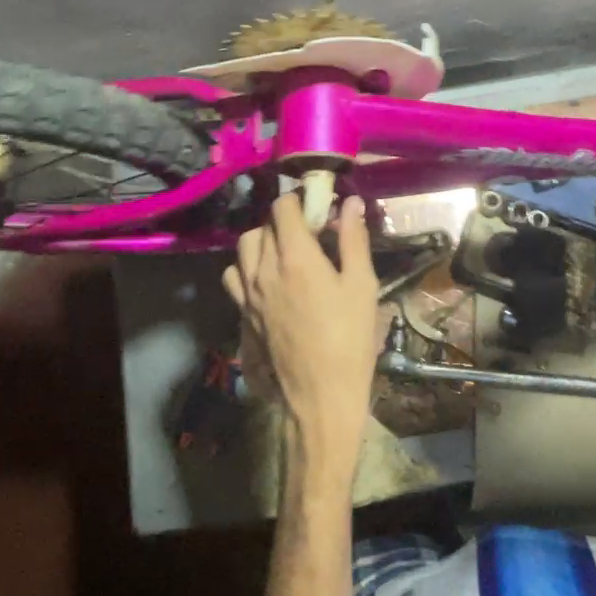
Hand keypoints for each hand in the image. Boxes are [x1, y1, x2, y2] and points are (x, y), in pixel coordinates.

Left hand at [223, 193, 380, 450]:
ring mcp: (247, 292)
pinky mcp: (242, 313)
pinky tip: (266, 280)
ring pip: (242, 248)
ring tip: (284, 253)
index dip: (298, 201)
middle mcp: (264, 268)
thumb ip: (354, 240)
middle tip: (308, 232)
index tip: (316, 207)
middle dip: (283, 221)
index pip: (282, 208)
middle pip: (262, 226)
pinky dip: (245, 269)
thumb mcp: (362, 286)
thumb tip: (352, 203)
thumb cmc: (349, 340)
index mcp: (295, 256)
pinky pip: (233, 277)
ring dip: (261, 242)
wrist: (319, 394)